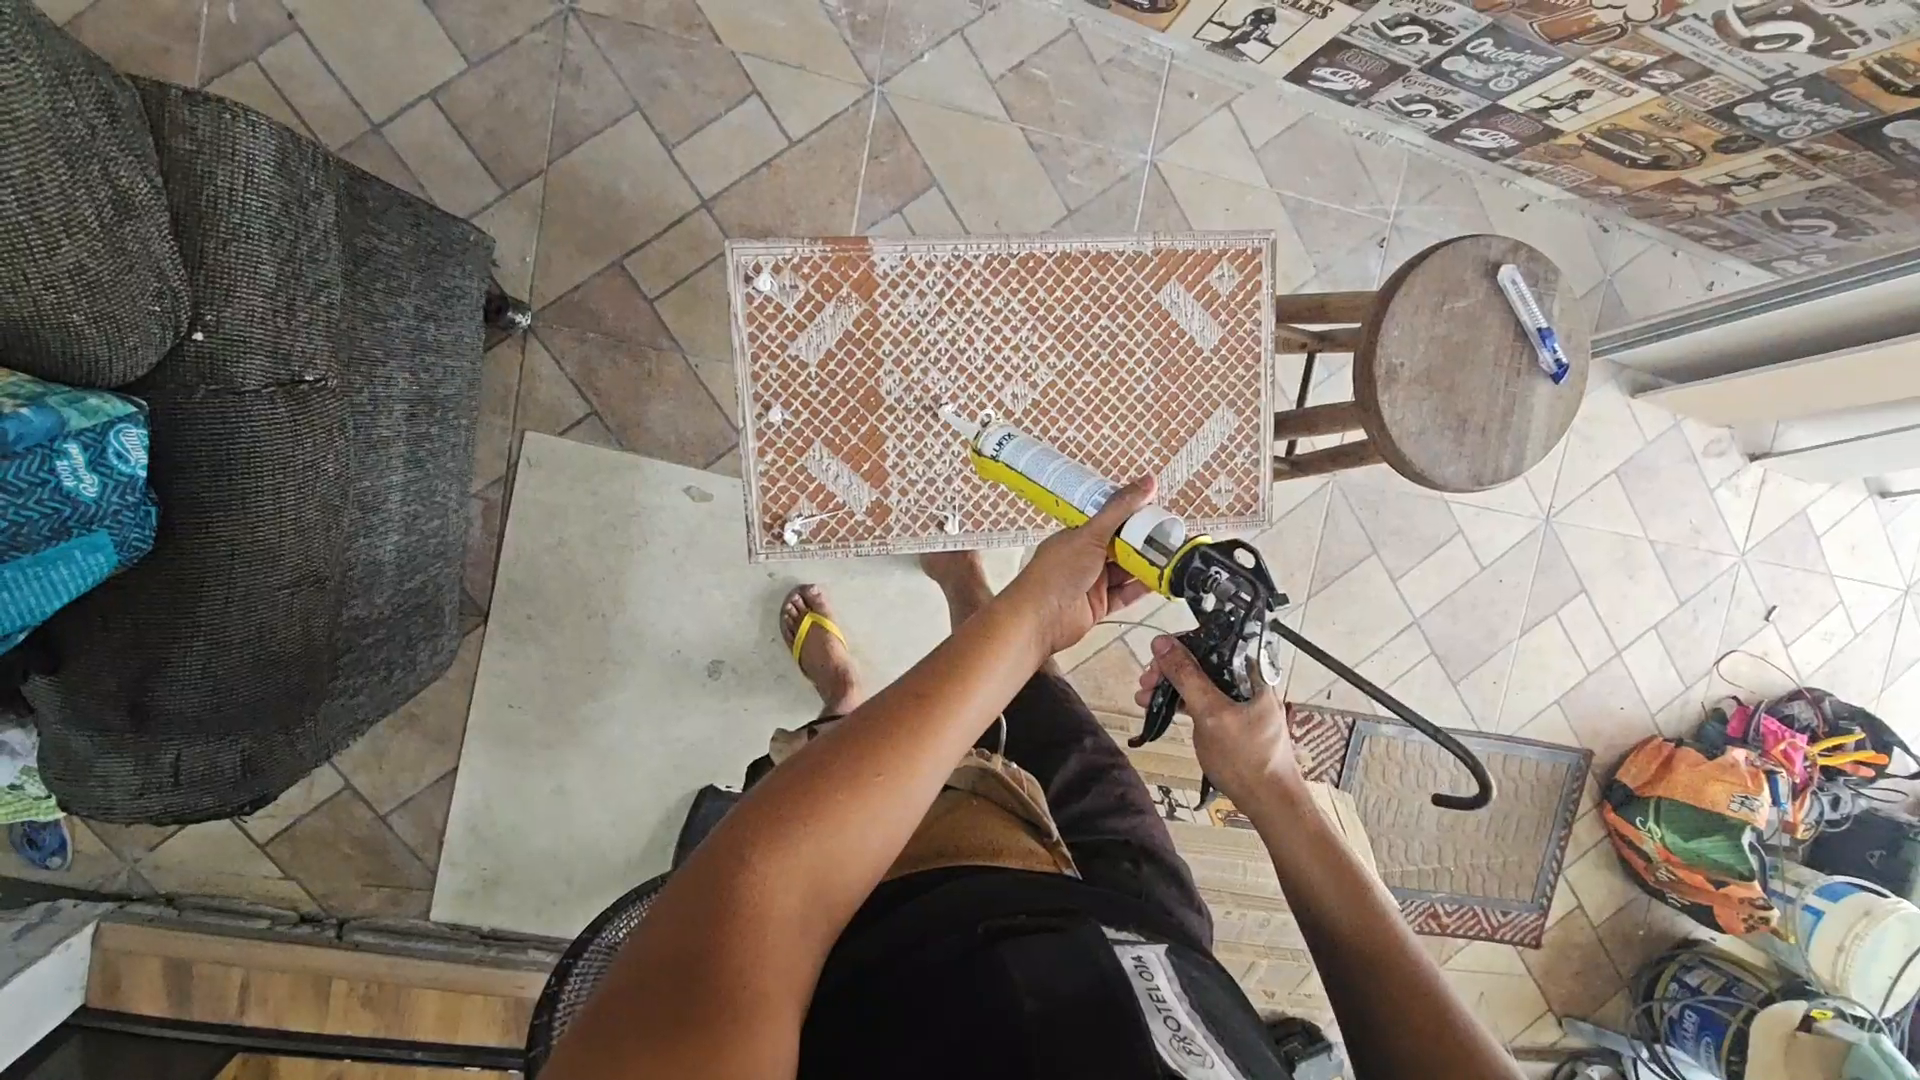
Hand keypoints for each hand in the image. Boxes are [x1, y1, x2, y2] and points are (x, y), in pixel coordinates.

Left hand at [1002, 477, 1158, 654]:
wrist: (1038, 618)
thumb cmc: (1058, 572)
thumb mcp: (1091, 535)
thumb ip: (1120, 510)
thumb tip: (1148, 481)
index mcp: (1077, 536)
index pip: (1109, 521)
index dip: (1133, 517)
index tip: (1158, 514)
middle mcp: (1084, 557)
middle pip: (1120, 547)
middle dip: (1144, 544)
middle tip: (1172, 538)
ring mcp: (1091, 582)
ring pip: (1125, 572)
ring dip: (1145, 567)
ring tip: (1173, 559)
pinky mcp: (1098, 605)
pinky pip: (1124, 595)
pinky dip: (1141, 589)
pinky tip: (1160, 581)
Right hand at [1135, 635, 1301, 806]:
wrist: (1270, 803)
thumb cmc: (1244, 758)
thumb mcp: (1210, 714)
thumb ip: (1186, 676)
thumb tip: (1160, 641)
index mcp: (1251, 671)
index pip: (1211, 640)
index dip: (1179, 647)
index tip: (1154, 662)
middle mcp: (1247, 679)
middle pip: (1202, 661)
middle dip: (1169, 669)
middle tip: (1144, 684)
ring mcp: (1239, 699)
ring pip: (1198, 681)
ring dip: (1170, 686)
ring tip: (1144, 698)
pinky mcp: (1231, 717)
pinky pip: (1201, 700)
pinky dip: (1180, 702)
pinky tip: (1158, 708)